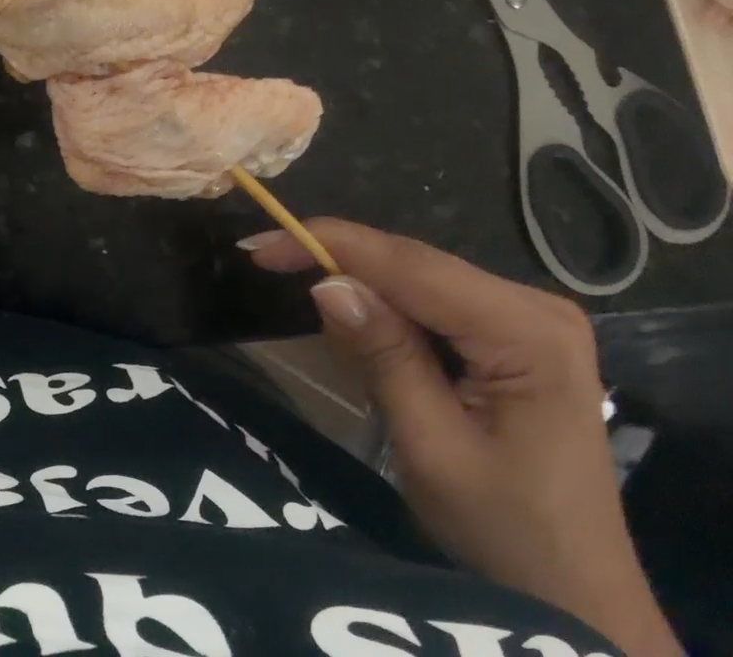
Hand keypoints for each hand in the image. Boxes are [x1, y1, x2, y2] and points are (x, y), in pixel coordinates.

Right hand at [245, 220, 681, 656]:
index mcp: (526, 332)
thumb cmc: (501, 522)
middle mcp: (536, 309)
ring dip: (354, 275)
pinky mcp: (515, 338)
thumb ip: (384, 356)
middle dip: (335, 254)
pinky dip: (382, 300)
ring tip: (286, 274)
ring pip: (419, 276)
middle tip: (260, 257)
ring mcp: (530, 322)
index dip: (328, 244)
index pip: (410, 266)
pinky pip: (433, 300)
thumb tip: (327, 284)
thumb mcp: (430, 443)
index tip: (257, 246)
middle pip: (415, 263)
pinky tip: (346, 308)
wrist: (570, 582)